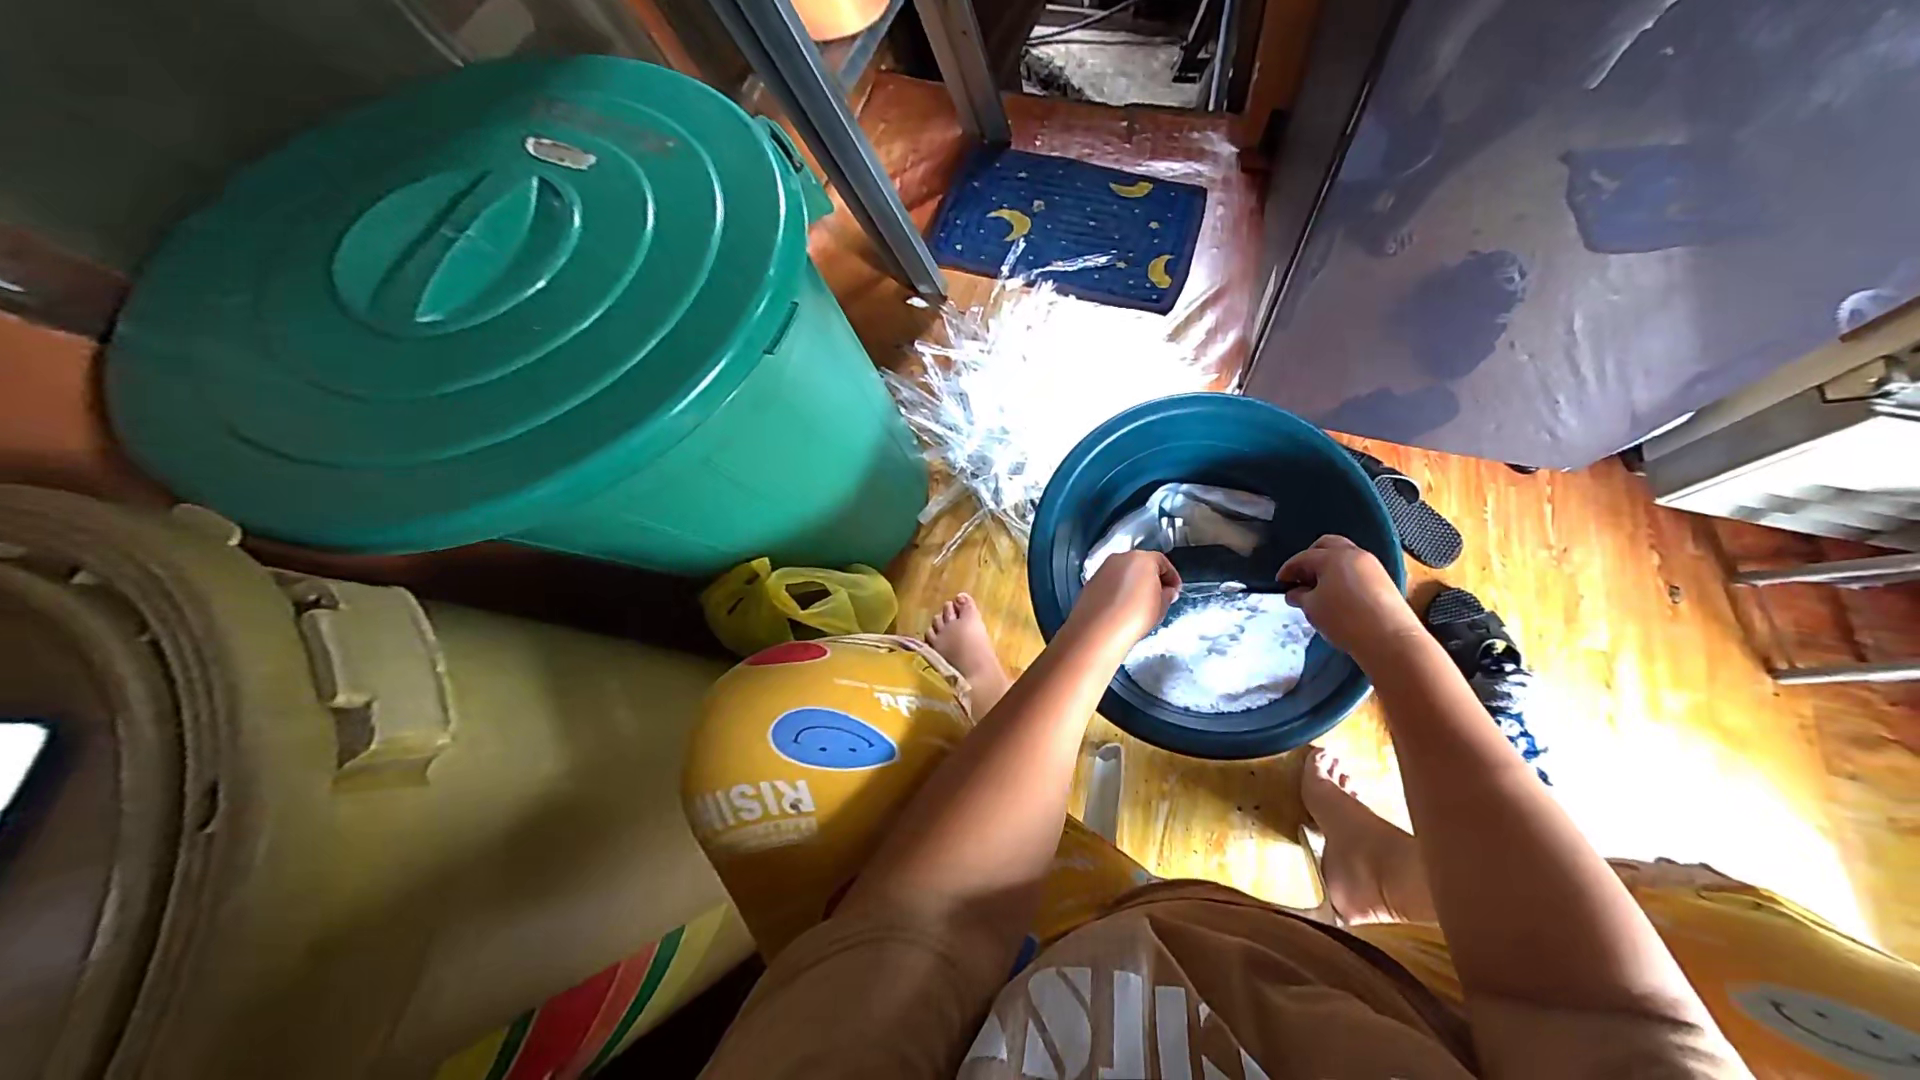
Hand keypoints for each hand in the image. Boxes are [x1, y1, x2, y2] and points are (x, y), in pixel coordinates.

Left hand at [1068, 550, 1180, 651]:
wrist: (1098, 629)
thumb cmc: (1136, 615)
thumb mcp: (1161, 606)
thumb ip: (1167, 594)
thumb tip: (1167, 591)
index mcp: (1142, 558)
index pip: (1162, 561)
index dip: (1171, 577)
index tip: (1175, 590)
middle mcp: (1120, 557)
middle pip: (1141, 564)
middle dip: (1152, 578)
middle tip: (1159, 595)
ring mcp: (1103, 568)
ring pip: (1124, 571)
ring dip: (1134, 582)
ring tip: (1140, 602)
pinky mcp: (1090, 581)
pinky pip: (1111, 581)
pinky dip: (1119, 589)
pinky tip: (1122, 605)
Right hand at [1278, 535, 1422, 660]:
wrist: (1390, 639)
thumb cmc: (1344, 619)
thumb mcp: (1312, 607)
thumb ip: (1299, 595)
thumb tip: (1295, 593)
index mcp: (1332, 556)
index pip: (1302, 558)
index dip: (1287, 570)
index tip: (1280, 583)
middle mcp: (1354, 554)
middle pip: (1326, 545)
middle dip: (1310, 558)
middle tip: (1301, 577)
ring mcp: (1372, 565)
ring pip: (1344, 556)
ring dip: (1328, 567)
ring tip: (1318, 588)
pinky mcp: (1383, 579)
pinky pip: (1356, 569)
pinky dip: (1342, 575)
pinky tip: (1337, 594)